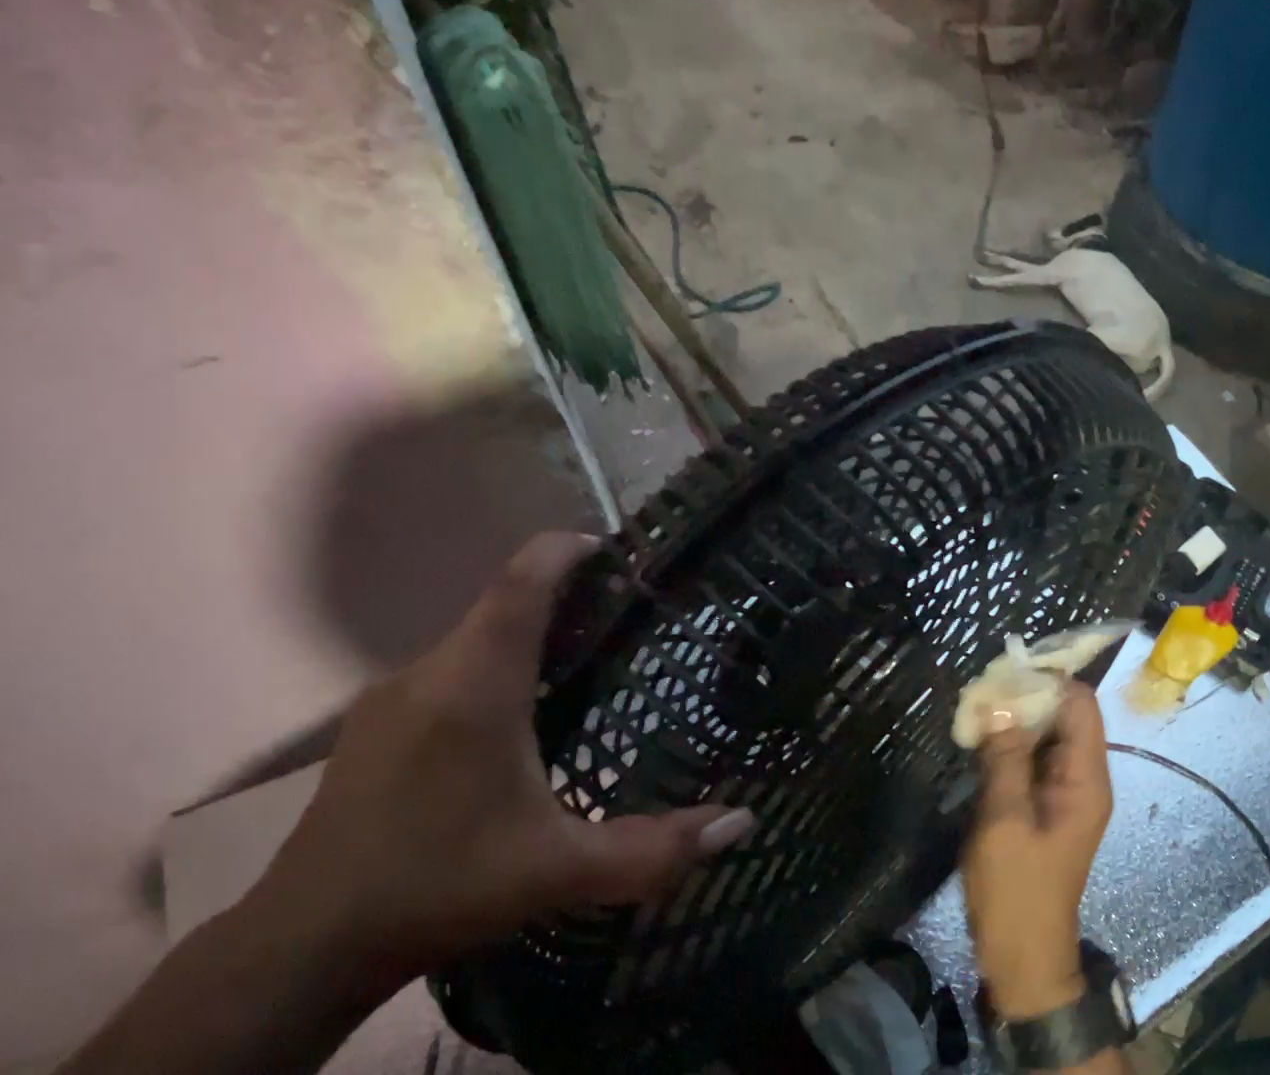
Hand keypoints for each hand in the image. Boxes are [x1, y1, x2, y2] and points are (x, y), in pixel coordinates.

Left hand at [246, 532, 755, 988]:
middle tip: (628, 618)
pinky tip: (520, 720)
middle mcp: (427, 674)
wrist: (305, 944)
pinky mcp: (371, 725)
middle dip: (562, 597)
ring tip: (586, 666)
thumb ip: (652, 849)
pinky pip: (448, 669)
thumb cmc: (440, 888)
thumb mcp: (559, 871)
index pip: (521, 585)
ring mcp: (389, 698)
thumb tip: (741, 820)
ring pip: (472, 640)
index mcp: (474, 687)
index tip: (612, 548)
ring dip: (527, 636)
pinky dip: (493, 667)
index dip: (564, 552)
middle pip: (500, 606)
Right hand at [962, 681, 1112, 1018]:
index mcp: (1086, 780)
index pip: (1080, 706)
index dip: (1047, 680)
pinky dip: (1009, 746)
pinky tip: (978, 741)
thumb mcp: (1004, 820)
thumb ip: (1005, 758)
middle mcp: (1083, 779)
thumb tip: (999, 702)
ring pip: (1045, 737)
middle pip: (1064, 717)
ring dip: (1014, 721)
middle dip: (1025, 698)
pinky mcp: (1044, 806)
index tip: (1003, 669)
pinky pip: (1032, 761)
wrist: (1022, 956)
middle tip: (979, 690)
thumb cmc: (1016, 890)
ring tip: (973, 709)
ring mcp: (1064, 793)